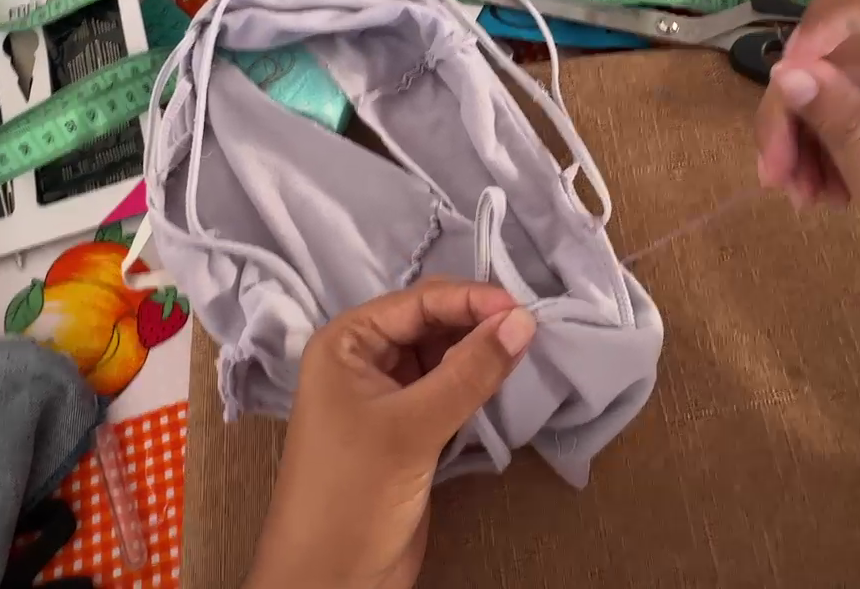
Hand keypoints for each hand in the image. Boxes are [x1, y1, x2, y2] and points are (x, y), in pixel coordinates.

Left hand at [244, 279, 536, 588]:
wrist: (330, 588)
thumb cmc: (354, 494)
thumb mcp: (414, 427)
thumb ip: (470, 371)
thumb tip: (525, 320)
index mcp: (347, 341)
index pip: (418, 301)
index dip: (470, 299)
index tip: (523, 308)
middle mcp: (364, 356)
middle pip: (430, 321)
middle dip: (476, 321)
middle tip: (529, 327)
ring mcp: (385, 391)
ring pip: (442, 352)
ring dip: (478, 348)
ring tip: (524, 346)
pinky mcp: (407, 424)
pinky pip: (446, 384)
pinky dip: (474, 379)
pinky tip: (503, 374)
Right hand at [753, 0, 859, 338]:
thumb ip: (849, 136)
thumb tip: (789, 72)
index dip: (841, 12)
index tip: (793, 72)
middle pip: (855, 45)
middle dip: (798, 98)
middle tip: (773, 169)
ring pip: (844, 74)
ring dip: (805, 127)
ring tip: (797, 191)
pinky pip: (857, 102)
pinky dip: (827, 140)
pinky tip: (821, 188)